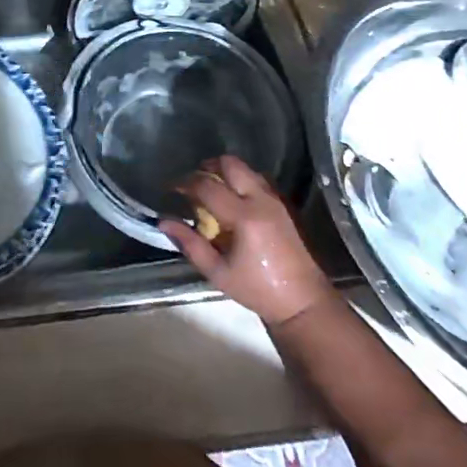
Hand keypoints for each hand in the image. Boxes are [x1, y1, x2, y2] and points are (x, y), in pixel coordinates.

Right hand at [157, 156, 332, 327]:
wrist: (303, 302)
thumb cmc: (257, 289)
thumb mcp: (217, 272)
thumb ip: (190, 243)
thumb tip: (163, 221)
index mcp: (244, 217)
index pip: (207, 186)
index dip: (184, 183)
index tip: (170, 189)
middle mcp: (261, 202)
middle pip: (231, 164)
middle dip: (207, 167)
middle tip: (192, 183)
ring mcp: (275, 202)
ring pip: (246, 169)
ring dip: (224, 172)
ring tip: (209, 190)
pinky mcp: (282, 208)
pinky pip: (257, 180)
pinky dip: (240, 180)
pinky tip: (230, 200)